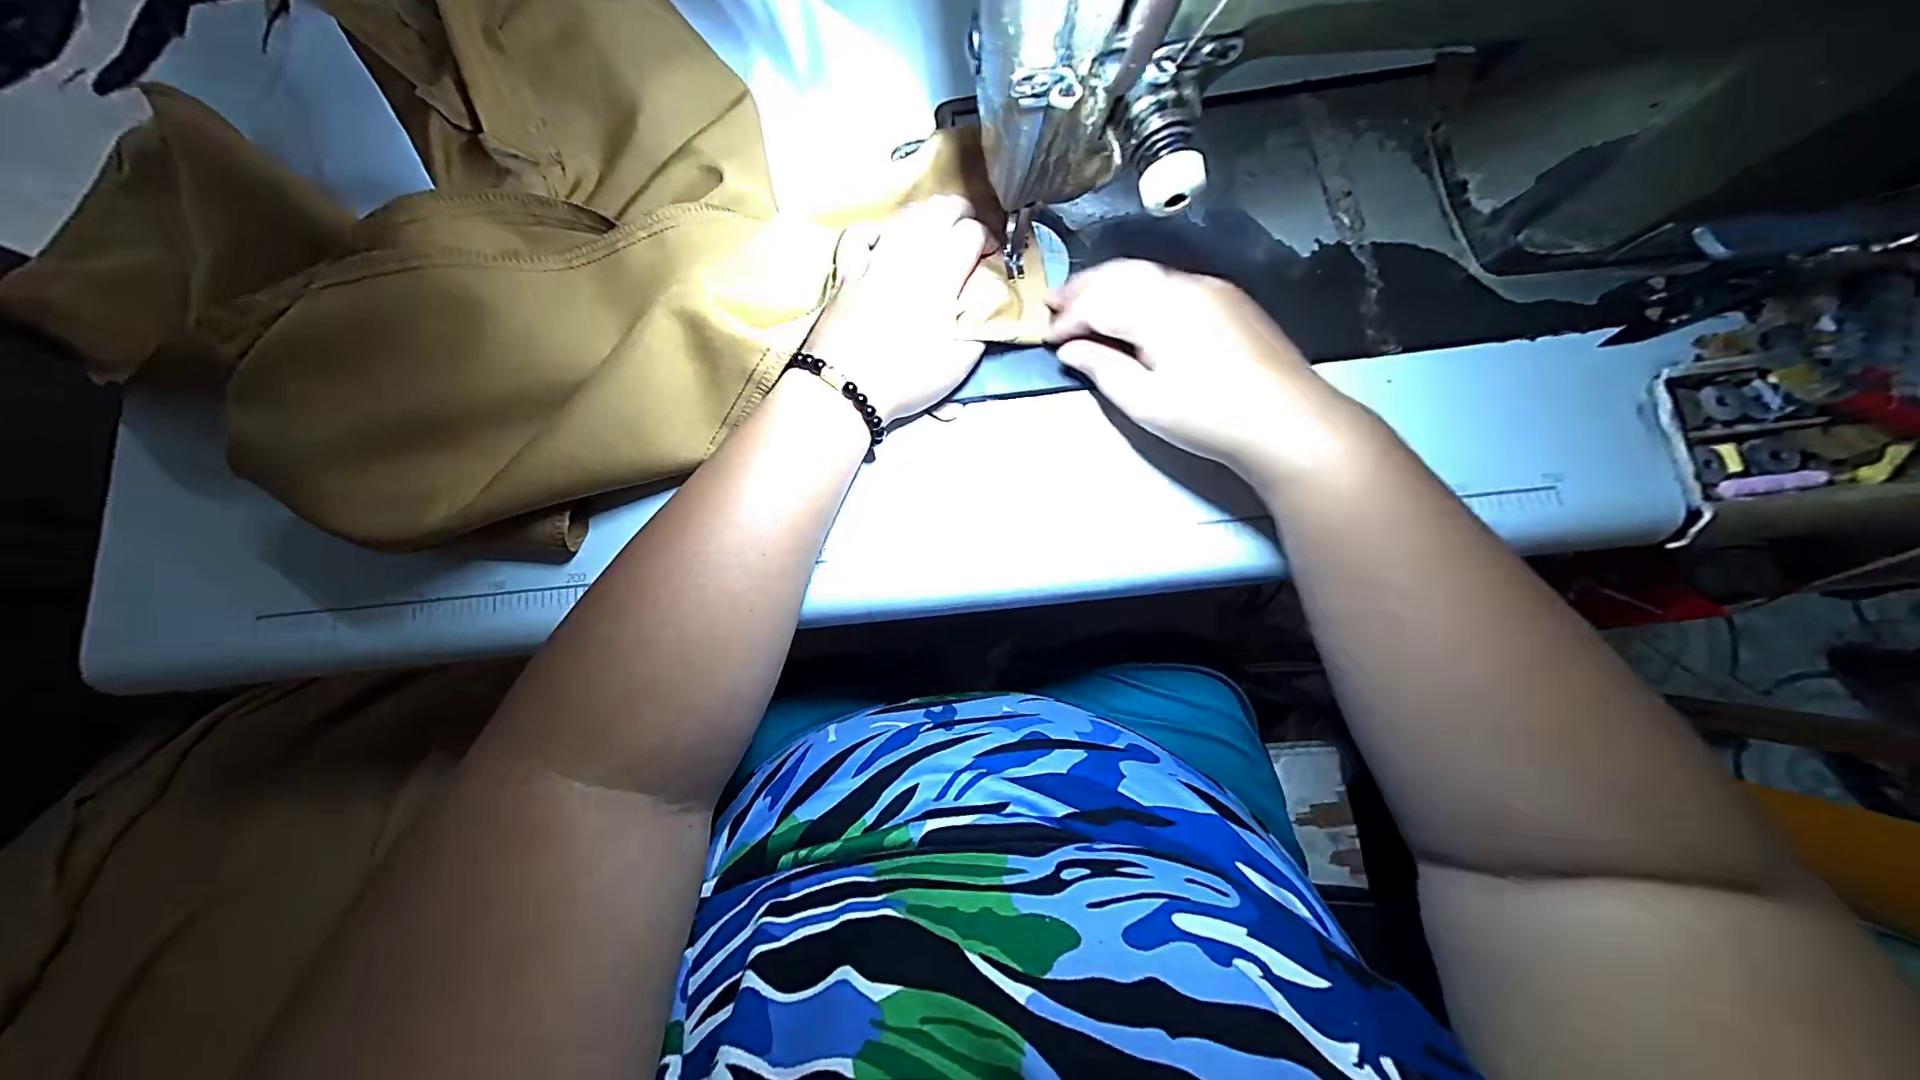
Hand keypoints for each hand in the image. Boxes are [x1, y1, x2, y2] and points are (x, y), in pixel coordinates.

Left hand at [801, 196, 995, 425]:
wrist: (846, 386)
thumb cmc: (909, 375)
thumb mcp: (961, 357)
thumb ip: (981, 319)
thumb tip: (988, 297)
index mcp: (942, 272)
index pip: (972, 233)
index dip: (989, 238)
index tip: (993, 254)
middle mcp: (909, 254)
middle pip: (939, 212)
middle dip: (962, 214)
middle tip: (971, 231)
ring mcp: (874, 259)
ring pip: (903, 217)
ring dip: (925, 215)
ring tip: (936, 226)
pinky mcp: (847, 272)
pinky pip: (860, 236)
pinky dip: (876, 230)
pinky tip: (883, 238)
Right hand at [1047, 259, 1370, 481]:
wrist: (1287, 421)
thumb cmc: (1209, 417)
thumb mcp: (1144, 401)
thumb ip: (1102, 368)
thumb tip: (1071, 349)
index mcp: (1159, 308)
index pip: (1099, 303)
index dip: (1069, 320)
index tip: (1048, 339)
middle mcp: (1184, 285)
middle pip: (1122, 274)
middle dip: (1084, 287)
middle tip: (1054, 302)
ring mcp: (1210, 288)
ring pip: (1148, 273)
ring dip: (1111, 284)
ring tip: (1085, 300)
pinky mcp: (1228, 299)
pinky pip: (1171, 282)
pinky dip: (1140, 289)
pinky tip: (1132, 307)